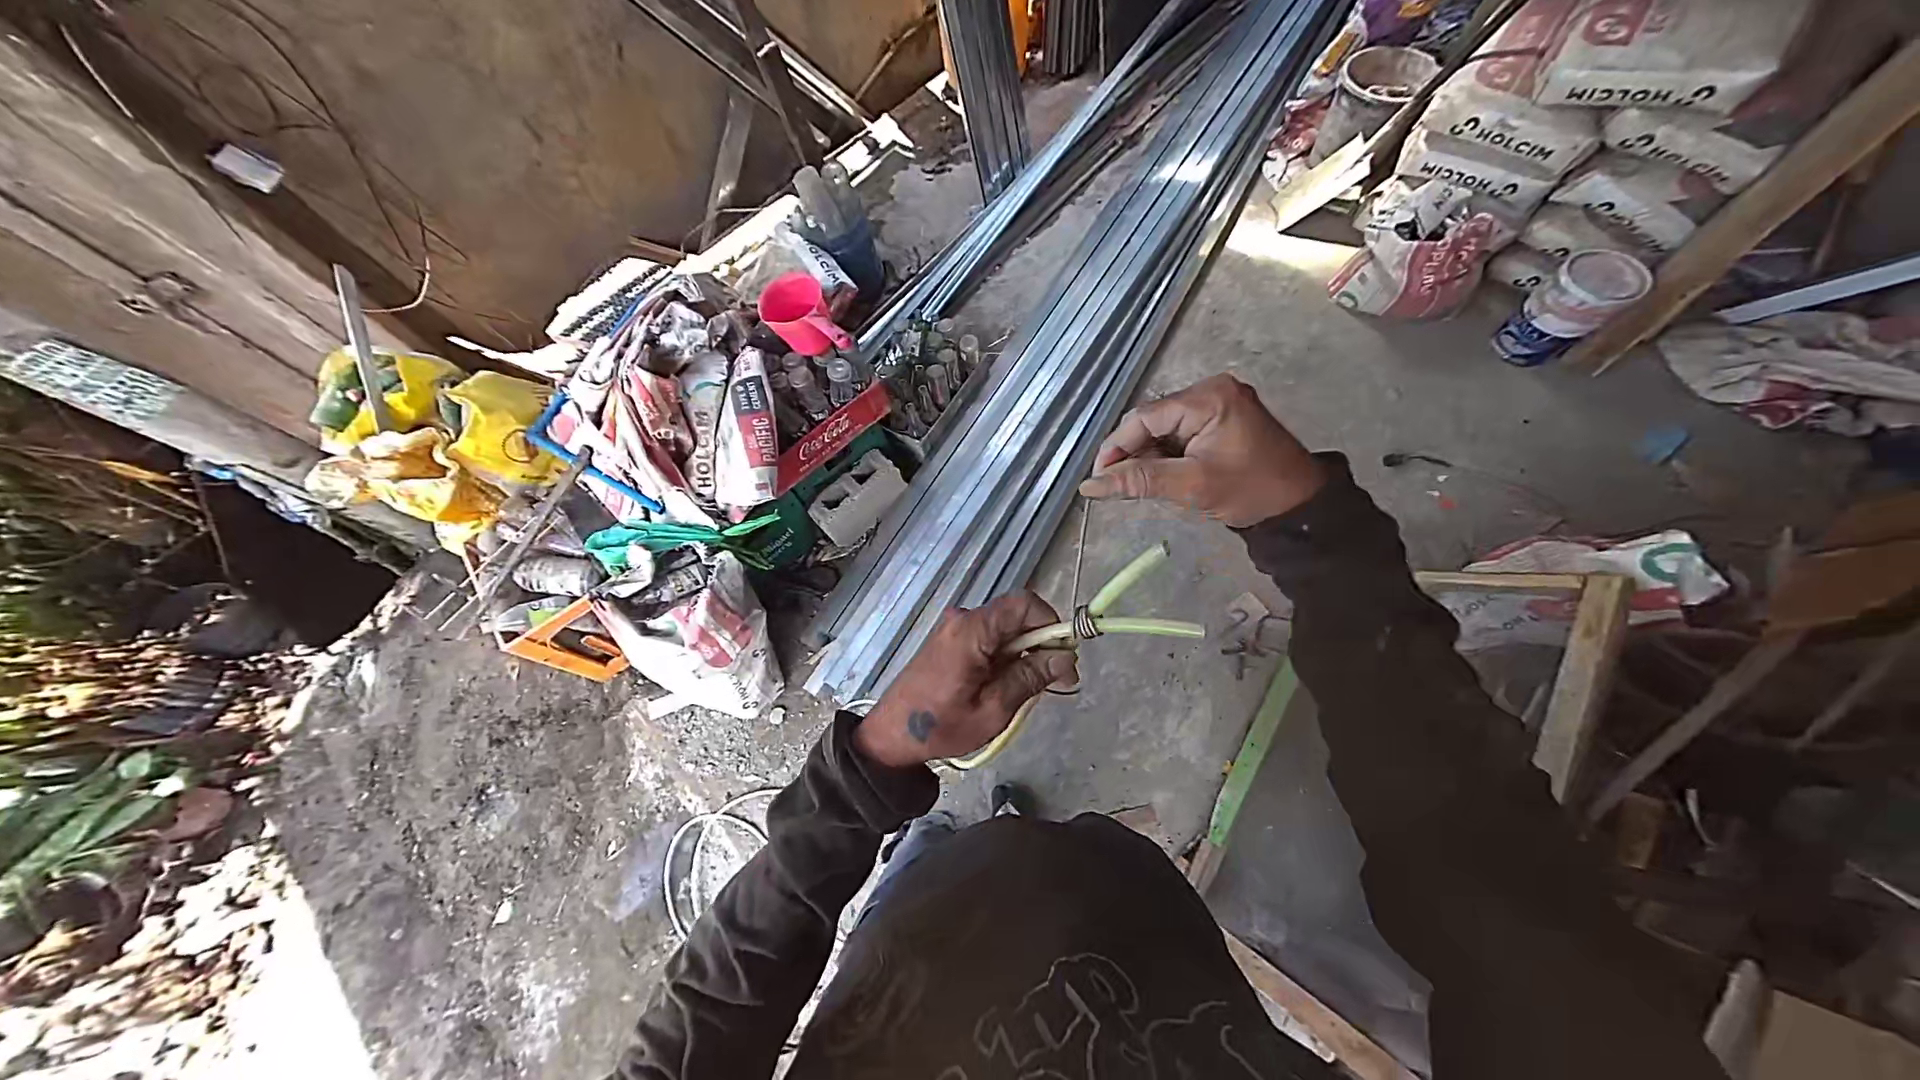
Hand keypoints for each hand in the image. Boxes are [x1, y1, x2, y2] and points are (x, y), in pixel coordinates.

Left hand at [855, 591, 1078, 767]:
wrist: (890, 735)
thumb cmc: (940, 727)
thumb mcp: (992, 710)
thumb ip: (1029, 679)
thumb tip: (1064, 658)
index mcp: (972, 630)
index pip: (1024, 604)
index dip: (1051, 622)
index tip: (1064, 655)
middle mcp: (963, 620)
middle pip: (1016, 617)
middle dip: (1042, 644)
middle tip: (1058, 681)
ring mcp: (954, 629)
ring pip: (1005, 630)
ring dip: (1025, 654)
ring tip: (1030, 691)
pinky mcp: (951, 641)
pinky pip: (989, 639)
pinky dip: (1006, 657)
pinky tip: (1007, 686)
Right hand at [1077, 374, 1325, 527]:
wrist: (1299, 505)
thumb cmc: (1251, 492)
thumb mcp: (1191, 486)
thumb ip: (1139, 481)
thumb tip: (1089, 486)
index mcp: (1208, 398)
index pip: (1145, 418)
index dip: (1116, 447)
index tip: (1099, 477)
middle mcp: (1210, 390)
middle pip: (1151, 420)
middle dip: (1132, 453)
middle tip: (1120, 485)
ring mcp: (1216, 402)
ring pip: (1161, 428)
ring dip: (1147, 456)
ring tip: (1144, 484)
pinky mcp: (1218, 417)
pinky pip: (1177, 433)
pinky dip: (1164, 455)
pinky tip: (1162, 475)